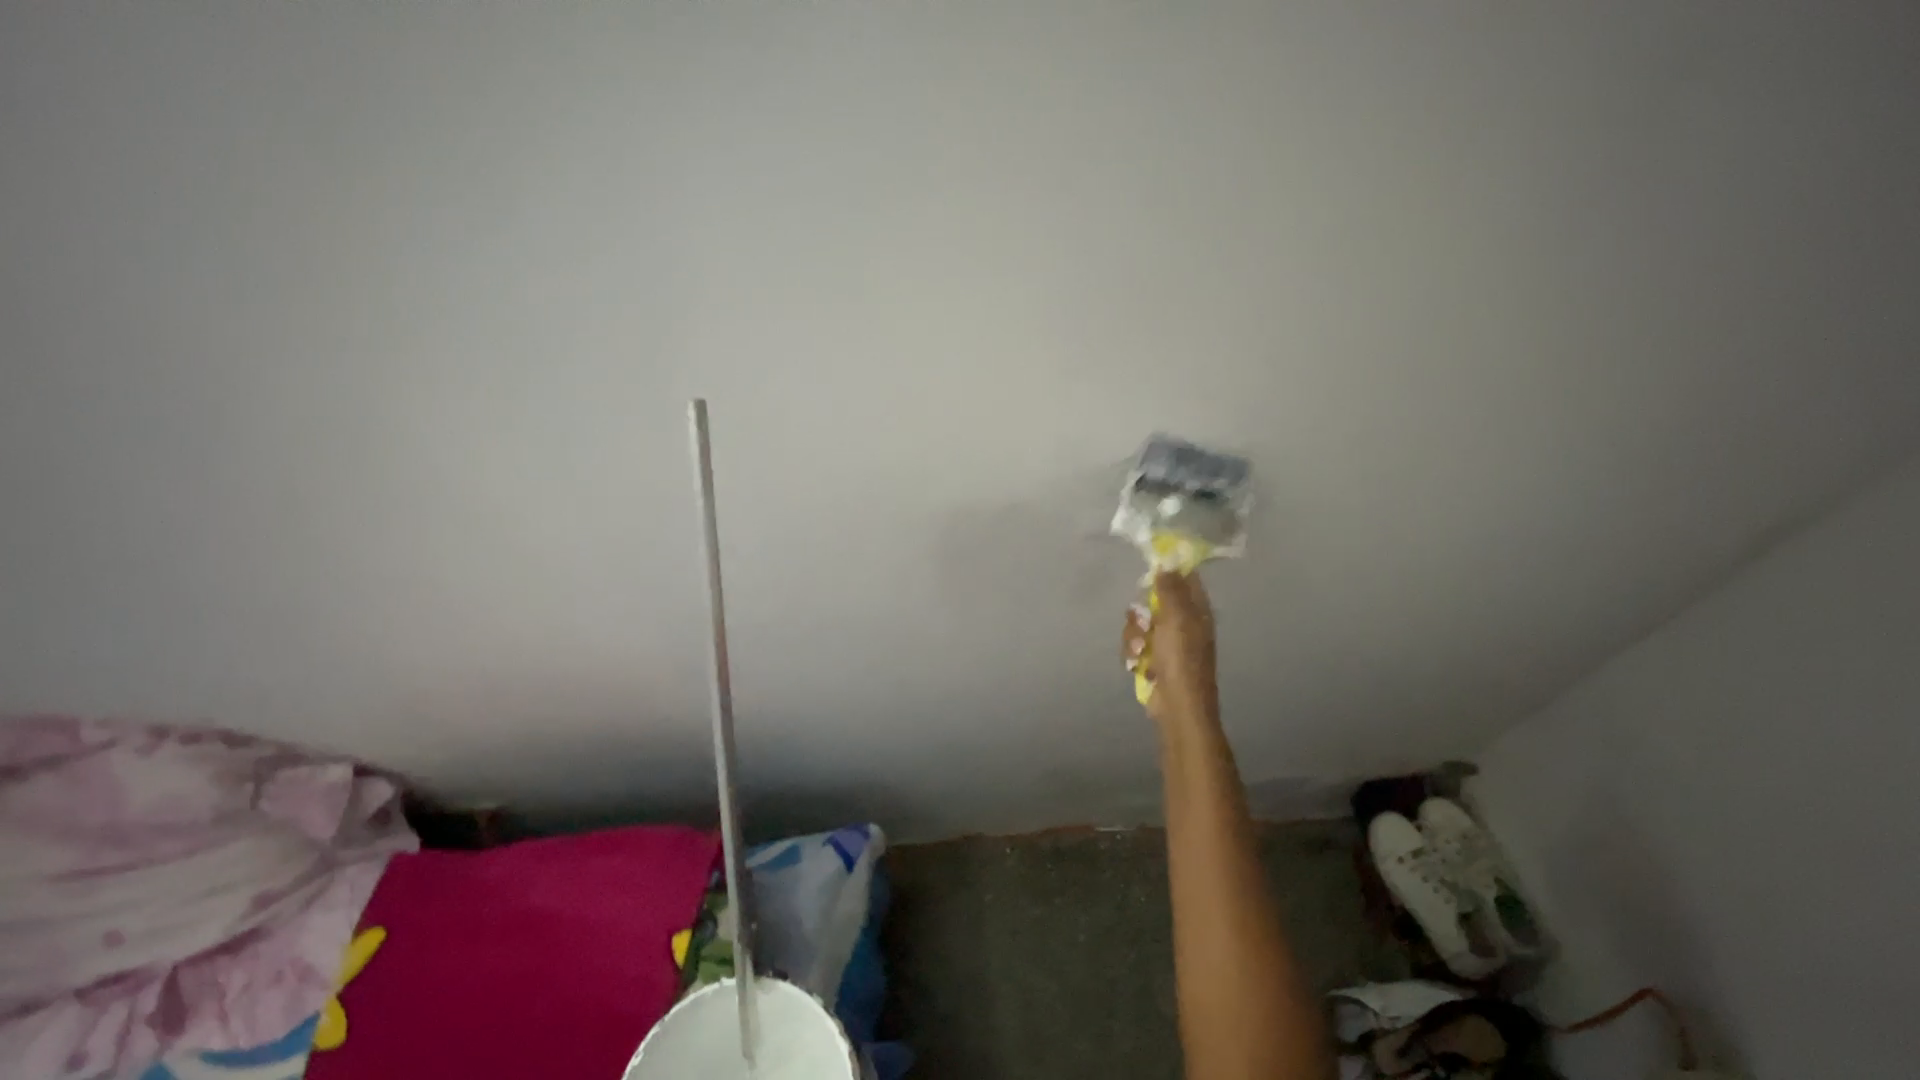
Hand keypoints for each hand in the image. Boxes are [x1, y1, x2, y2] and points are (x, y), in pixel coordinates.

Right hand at [1122, 570, 1219, 726]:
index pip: (1185, 578)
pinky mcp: (1153, 659)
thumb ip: (1170, 589)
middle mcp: (1183, 622)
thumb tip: (1167, 561)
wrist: (1177, 706)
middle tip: (1142, 622)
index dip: (1167, 570)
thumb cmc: (1181, 660)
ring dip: (1133, 636)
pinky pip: (1135, 644)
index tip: (1148, 570)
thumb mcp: (1176, 619)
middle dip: (1141, 612)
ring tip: (1138, 652)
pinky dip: (1132, 653)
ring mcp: (1167, 642)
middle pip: (1154, 600)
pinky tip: (1135, 665)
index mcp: (1196, 610)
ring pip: (1140, 623)